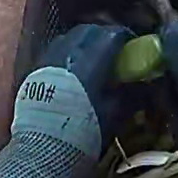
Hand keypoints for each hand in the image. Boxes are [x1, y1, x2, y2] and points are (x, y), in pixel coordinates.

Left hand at [33, 22, 133, 140]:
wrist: (43, 148)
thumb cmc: (83, 131)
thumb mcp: (115, 114)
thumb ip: (129, 93)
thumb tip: (142, 83)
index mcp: (92, 60)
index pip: (112, 34)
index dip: (125, 36)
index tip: (132, 44)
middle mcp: (69, 52)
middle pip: (90, 30)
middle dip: (104, 35)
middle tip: (114, 49)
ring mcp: (49, 57)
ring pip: (70, 37)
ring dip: (84, 42)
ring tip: (93, 57)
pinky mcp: (35, 68)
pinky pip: (56, 50)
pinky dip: (68, 52)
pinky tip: (73, 69)